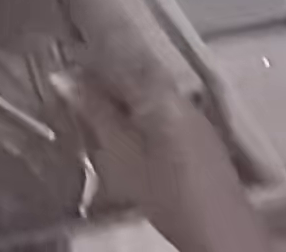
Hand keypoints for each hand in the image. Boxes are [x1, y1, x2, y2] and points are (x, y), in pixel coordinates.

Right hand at [46, 0, 271, 251]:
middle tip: (69, 78)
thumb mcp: (123, 154)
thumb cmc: (169, 194)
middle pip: (132, 70)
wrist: (227, 242)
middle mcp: (178, 94)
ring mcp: (193, 115)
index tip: (59, 52)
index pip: (116, 59)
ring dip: (117, 90)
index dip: (86, 55)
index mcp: (158, 91)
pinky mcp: (199, 136)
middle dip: (100, 72)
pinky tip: (122, 123)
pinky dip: (135, 107)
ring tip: (89, 100)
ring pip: (145, 89)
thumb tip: (59, 74)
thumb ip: (94, 111)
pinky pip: (158, 105)